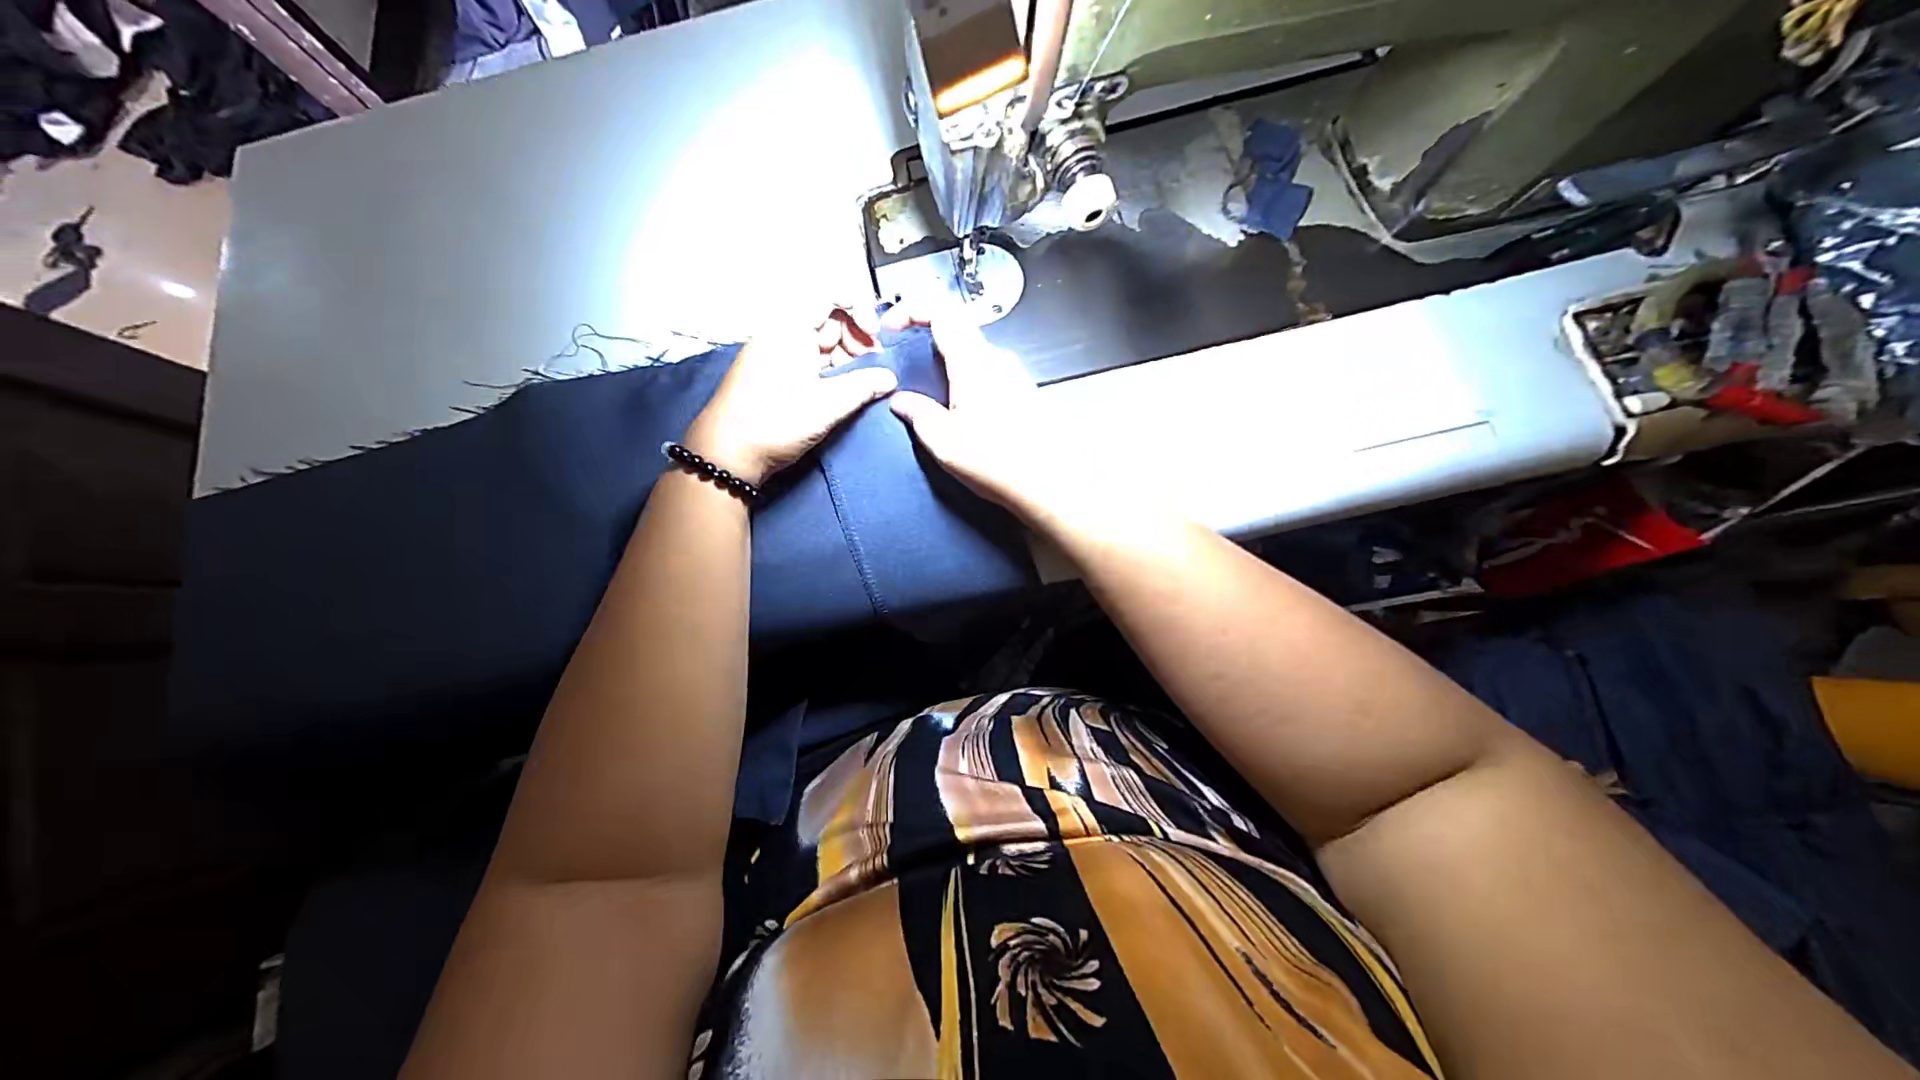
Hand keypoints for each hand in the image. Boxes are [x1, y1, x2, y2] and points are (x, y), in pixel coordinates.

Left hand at [683, 305, 907, 484]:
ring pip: (822, 346)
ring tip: (863, 387)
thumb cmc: (772, 422)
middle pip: (829, 322)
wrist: (727, 455)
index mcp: (790, 328)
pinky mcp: (775, 377)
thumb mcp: (828, 404)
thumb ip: (864, 386)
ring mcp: (777, 356)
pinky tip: (844, 394)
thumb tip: (888, 378)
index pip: (831, 297)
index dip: (859, 310)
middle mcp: (781, 335)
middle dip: (858, 341)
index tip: (875, 335)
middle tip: (875, 369)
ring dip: (847, 362)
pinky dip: (831, 374)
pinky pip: (810, 364)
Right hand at [887, 314, 1089, 522]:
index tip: (894, 327)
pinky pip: (992, 375)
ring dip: (951, 363)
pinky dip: (971, 381)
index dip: (912, 310)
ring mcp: (1017, 377)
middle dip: (928, 338)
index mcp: (973, 363)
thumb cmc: (999, 462)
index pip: (941, 312)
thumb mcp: (942, 440)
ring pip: (976, 353)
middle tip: (909, 361)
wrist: (1049, 486)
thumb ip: (917, 413)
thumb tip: (902, 402)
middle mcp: (998, 362)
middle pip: (959, 329)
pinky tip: (965, 412)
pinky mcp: (1027, 396)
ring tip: (935, 393)